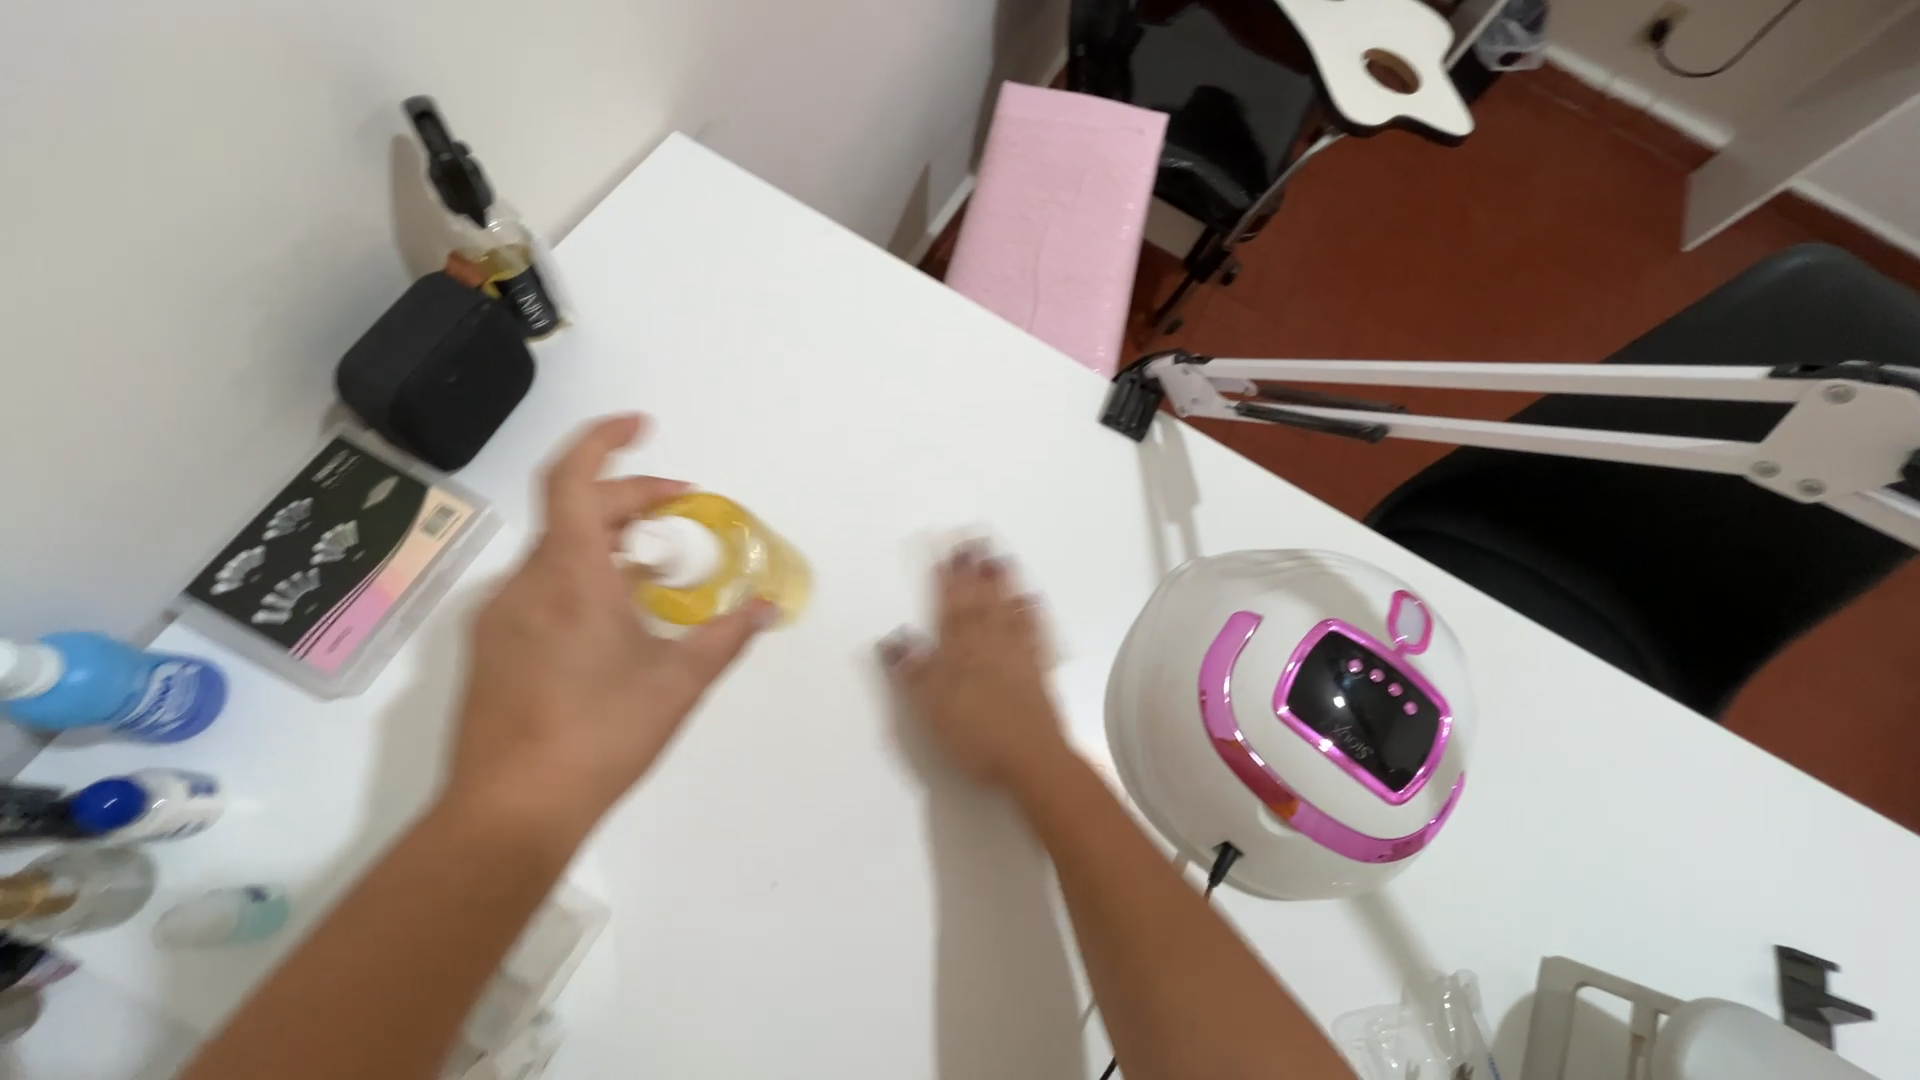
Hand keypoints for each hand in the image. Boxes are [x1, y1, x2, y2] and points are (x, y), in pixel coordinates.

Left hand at [447, 415, 772, 832]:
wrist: (508, 813)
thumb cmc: (600, 735)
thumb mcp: (679, 683)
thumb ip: (727, 636)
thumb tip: (768, 607)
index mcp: (569, 576)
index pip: (574, 478)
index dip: (606, 439)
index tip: (644, 425)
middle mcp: (525, 584)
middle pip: (575, 512)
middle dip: (632, 497)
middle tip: (684, 506)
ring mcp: (501, 618)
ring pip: (558, 553)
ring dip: (610, 541)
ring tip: (660, 567)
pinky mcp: (493, 651)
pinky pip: (542, 588)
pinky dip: (584, 578)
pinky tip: (617, 618)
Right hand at [880, 541, 1068, 788]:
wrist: (1032, 759)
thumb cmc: (976, 736)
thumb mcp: (930, 708)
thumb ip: (912, 672)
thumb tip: (893, 638)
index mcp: (958, 653)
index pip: (949, 607)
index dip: (947, 578)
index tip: (945, 549)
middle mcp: (988, 645)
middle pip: (979, 600)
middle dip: (974, 570)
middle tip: (974, 538)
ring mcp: (1017, 655)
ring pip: (1007, 609)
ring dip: (1003, 582)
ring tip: (1000, 556)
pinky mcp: (1038, 671)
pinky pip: (1035, 632)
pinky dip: (1032, 612)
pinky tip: (1031, 598)